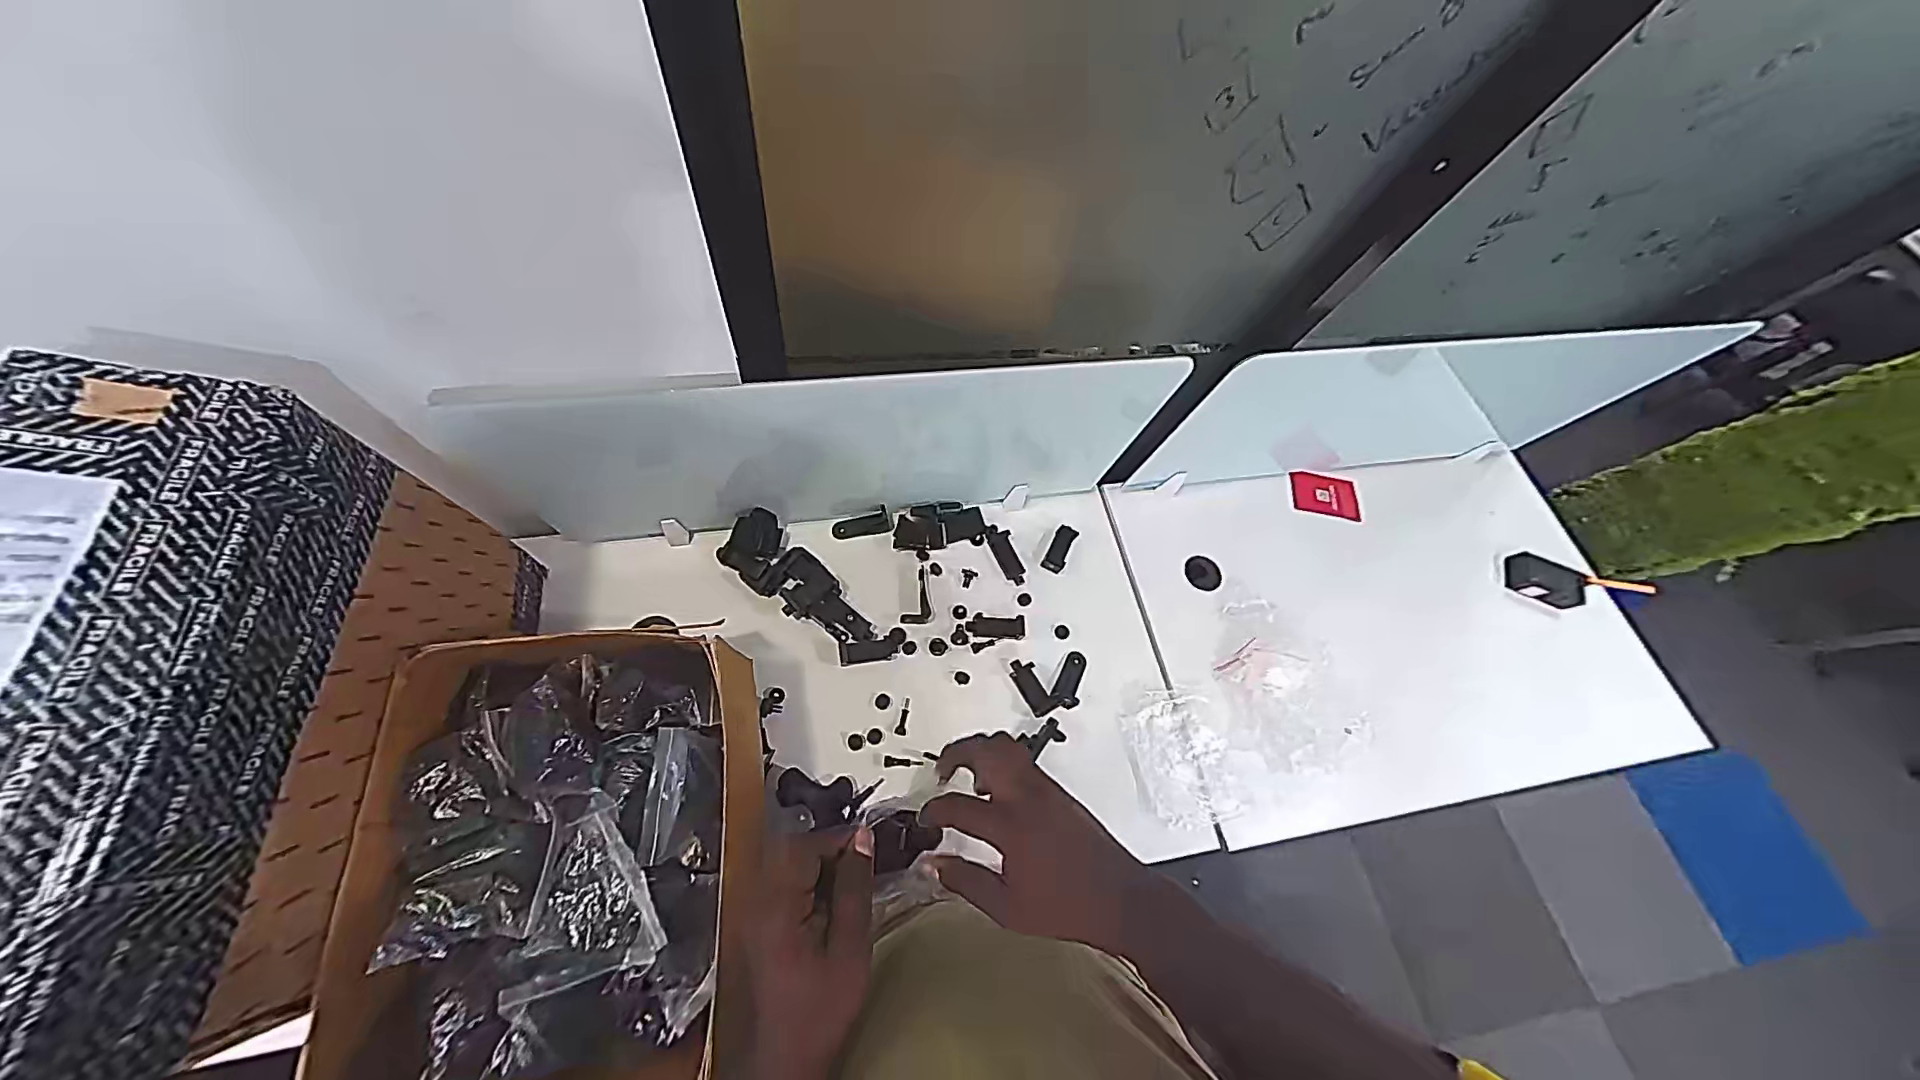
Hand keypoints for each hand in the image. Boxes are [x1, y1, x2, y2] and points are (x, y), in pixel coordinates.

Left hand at [745, 825, 874, 1079]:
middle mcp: (755, 903)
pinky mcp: (757, 926)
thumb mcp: (850, 949)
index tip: (867, 844)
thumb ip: (855, 889)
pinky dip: (811, 887)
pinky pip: (785, 887)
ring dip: (823, 868)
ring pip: (790, 866)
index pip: (803, 846)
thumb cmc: (818, 1014)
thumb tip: (862, 839)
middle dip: (832, 851)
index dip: (837, 838)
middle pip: (793, 851)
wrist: (782, 1064)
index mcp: (775, 907)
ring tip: (851, 889)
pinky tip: (831, 908)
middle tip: (863, 867)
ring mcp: (752, 915)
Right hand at [920, 732, 1171, 959]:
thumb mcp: (1007, 907)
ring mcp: (1045, 789)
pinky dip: (1000, 760)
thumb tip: (936, 866)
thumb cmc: (1072, 906)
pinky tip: (995, 786)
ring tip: (966, 771)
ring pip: (1007, 746)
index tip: (927, 820)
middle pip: (984, 750)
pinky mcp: (1057, 790)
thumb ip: (965, 882)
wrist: (1120, 899)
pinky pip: (1022, 759)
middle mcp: (1029, 798)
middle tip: (941, 771)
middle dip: (954, 753)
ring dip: (980, 750)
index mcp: (1013, 827)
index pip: (959, 804)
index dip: (934, 811)